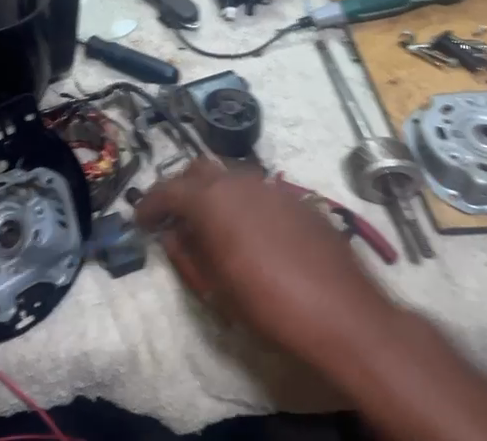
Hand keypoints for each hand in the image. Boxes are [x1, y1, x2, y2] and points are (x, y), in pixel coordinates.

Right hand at [137, 159, 393, 362]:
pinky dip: (246, 204)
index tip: (142, 220)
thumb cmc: (269, 304)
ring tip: (214, 225)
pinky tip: (254, 234)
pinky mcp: (300, 201)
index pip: (166, 189)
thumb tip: (174, 234)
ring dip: (215, 194)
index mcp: (210, 199)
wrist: (344, 316)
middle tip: (176, 216)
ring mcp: (273, 187)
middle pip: (198, 170)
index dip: (150, 204)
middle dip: (182, 189)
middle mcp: (238, 182)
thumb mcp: (215, 287)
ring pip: (232, 177)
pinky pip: (261, 192)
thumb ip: (187, 253)